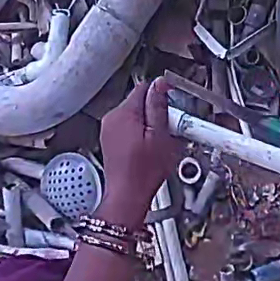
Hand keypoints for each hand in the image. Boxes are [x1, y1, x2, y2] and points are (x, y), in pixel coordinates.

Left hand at [96, 80, 181, 224]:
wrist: (127, 196)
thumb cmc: (144, 172)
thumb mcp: (160, 136)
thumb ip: (158, 107)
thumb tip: (159, 84)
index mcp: (124, 113)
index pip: (143, 87)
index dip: (160, 94)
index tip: (170, 106)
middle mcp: (112, 118)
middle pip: (138, 101)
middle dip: (154, 111)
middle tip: (166, 129)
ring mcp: (108, 130)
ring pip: (133, 115)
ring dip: (147, 123)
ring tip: (157, 142)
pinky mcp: (109, 140)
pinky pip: (127, 127)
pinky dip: (138, 133)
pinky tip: (146, 149)